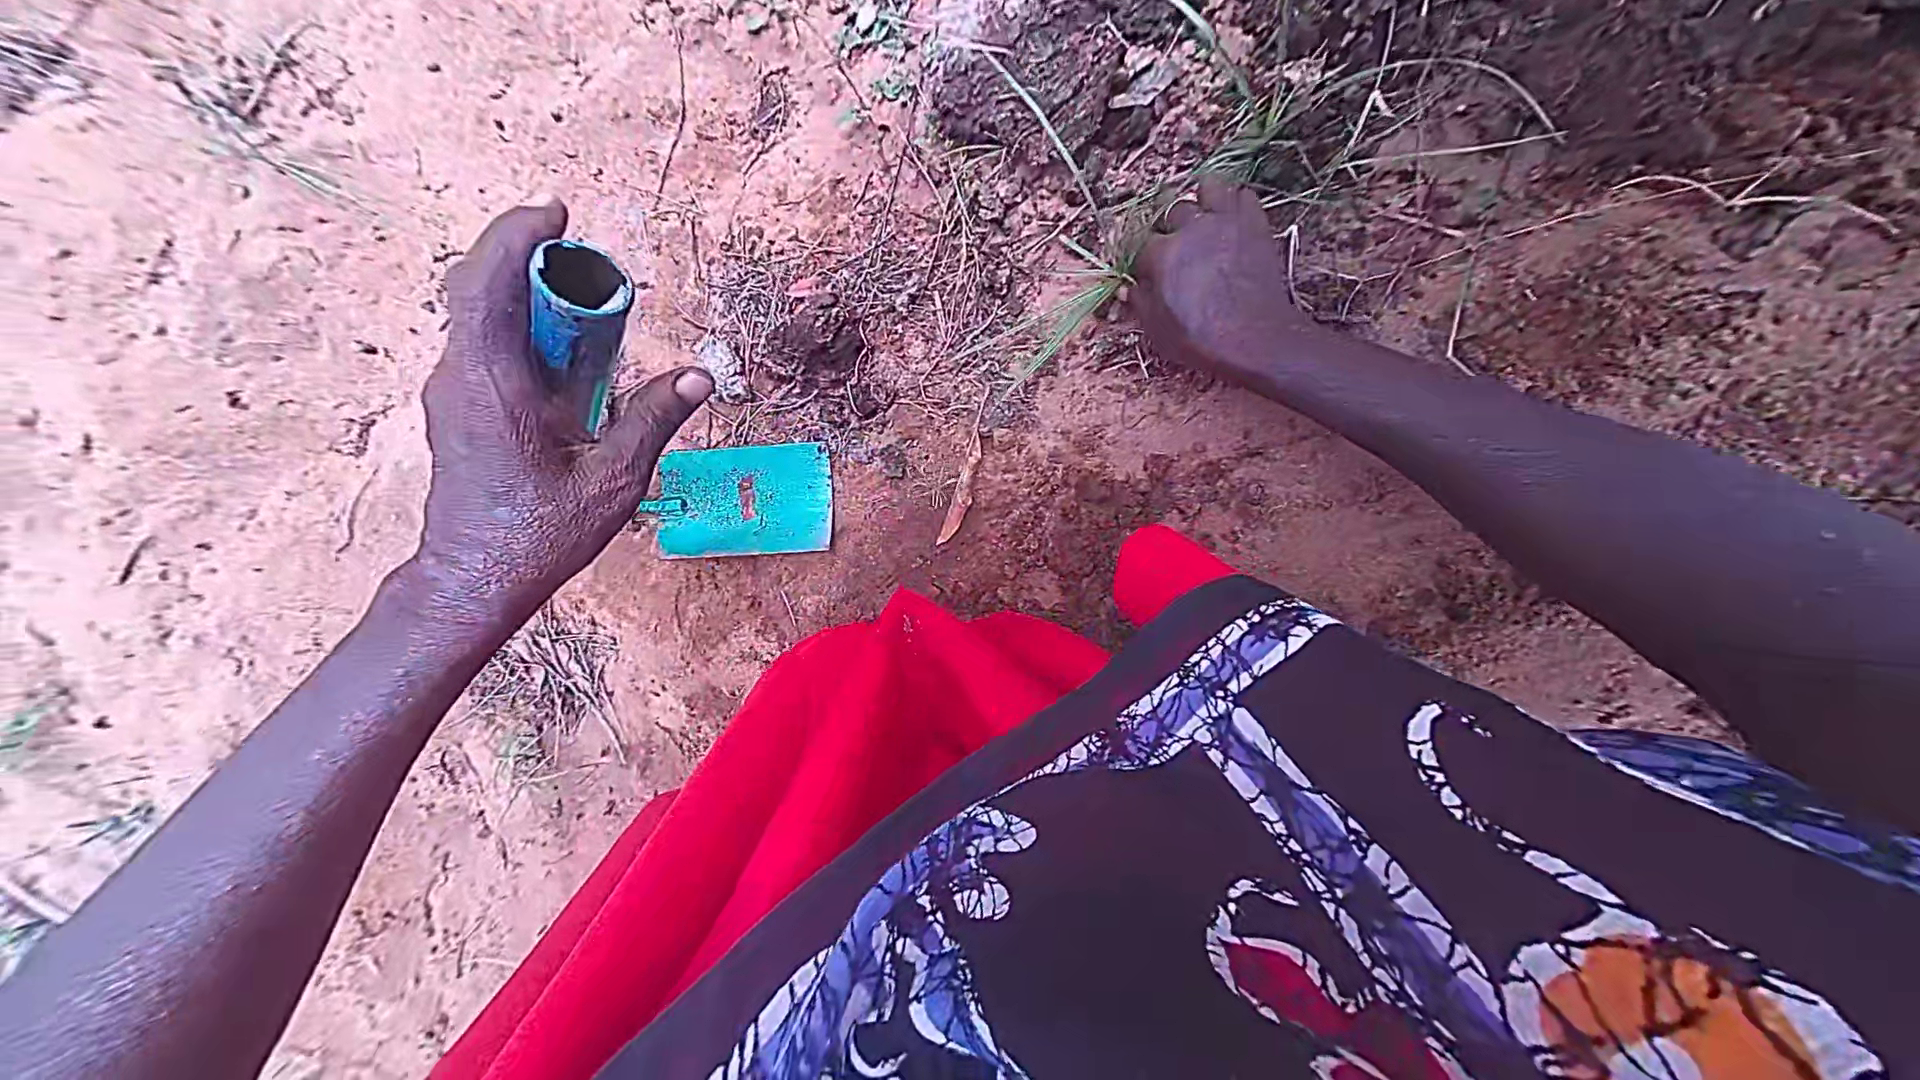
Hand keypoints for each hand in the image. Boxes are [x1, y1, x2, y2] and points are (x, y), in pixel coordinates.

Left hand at [408, 198, 712, 624]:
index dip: (520, 236)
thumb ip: (653, 419)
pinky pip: (492, 349)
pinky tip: (571, 364)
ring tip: (591, 319)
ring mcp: (455, 391)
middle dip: (536, 268)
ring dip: (536, 304)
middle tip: (593, 277)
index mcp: (494, 383)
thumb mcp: (614, 478)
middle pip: (484, 290)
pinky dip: (530, 336)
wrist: (477, 576)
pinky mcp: (462, 407)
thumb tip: (697, 377)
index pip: (489, 282)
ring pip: (486, 319)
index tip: (558, 213)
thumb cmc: (542, 532)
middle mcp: (462, 376)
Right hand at [1131, 179, 1309, 380]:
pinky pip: (1243, 196)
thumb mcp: (1157, 329)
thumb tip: (1129, 289)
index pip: (1138, 243)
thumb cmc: (1199, 339)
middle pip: (1171, 209)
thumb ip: (1140, 302)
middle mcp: (1191, 229)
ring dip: (1200, 197)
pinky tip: (1229, 215)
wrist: (1253, 338)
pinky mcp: (1255, 224)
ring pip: (1208, 188)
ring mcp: (1225, 221)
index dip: (1138, 255)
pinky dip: (1233, 201)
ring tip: (1199, 210)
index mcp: (1161, 254)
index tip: (1141, 267)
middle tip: (1168, 238)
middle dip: (1166, 223)